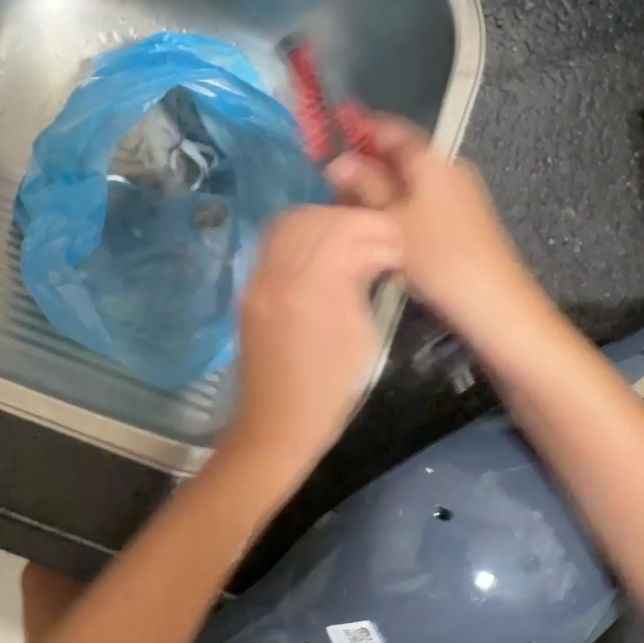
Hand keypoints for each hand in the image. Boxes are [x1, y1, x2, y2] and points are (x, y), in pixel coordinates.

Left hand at [225, 205, 401, 467]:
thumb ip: (363, 282)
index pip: (341, 226)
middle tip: (375, 242)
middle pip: (312, 218)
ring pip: (287, 225)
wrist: (277, 424)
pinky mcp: (248, 291)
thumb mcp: (364, 335)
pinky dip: (299, 239)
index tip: (395, 245)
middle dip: (349, 221)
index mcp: (311, 288)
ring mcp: (257, 282)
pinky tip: (322, 259)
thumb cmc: (332, 390)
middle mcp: (276, 276)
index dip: (374, 227)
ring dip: (322, 225)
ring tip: (350, 246)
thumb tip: (373, 251)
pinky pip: (272, 246)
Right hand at [324, 115, 538, 338]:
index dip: (359, 126)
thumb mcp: (390, 221)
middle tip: (325, 178)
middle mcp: (445, 169)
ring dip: (372, 191)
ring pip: (404, 183)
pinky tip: (368, 228)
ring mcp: (453, 195)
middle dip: (361, 165)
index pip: (390, 130)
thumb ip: (364, 187)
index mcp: (431, 160)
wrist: (491, 301)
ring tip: (339, 205)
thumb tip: (337, 161)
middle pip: (397, 157)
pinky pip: (414, 204)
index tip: (328, 129)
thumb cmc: (439, 256)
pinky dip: (388, 209)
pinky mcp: (455, 221)